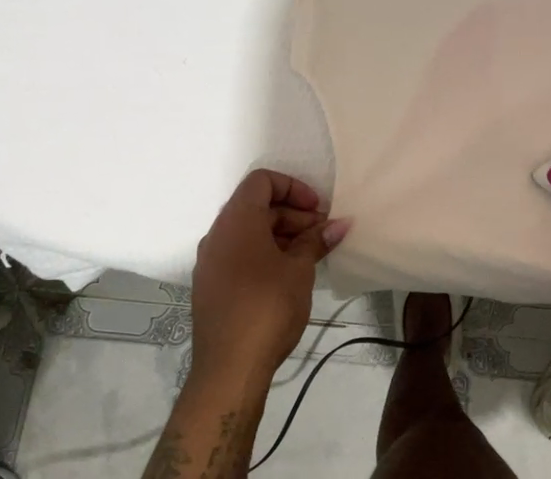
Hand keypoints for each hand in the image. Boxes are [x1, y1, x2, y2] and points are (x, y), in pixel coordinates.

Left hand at [188, 169, 349, 378]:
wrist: (228, 369)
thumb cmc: (267, 307)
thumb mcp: (300, 270)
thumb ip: (316, 241)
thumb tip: (339, 224)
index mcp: (236, 221)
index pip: (261, 181)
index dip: (293, 187)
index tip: (316, 210)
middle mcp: (217, 236)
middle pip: (257, 207)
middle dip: (293, 215)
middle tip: (323, 235)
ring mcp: (210, 263)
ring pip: (249, 233)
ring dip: (282, 235)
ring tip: (311, 255)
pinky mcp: (211, 287)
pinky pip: (240, 255)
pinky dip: (265, 254)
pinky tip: (289, 275)